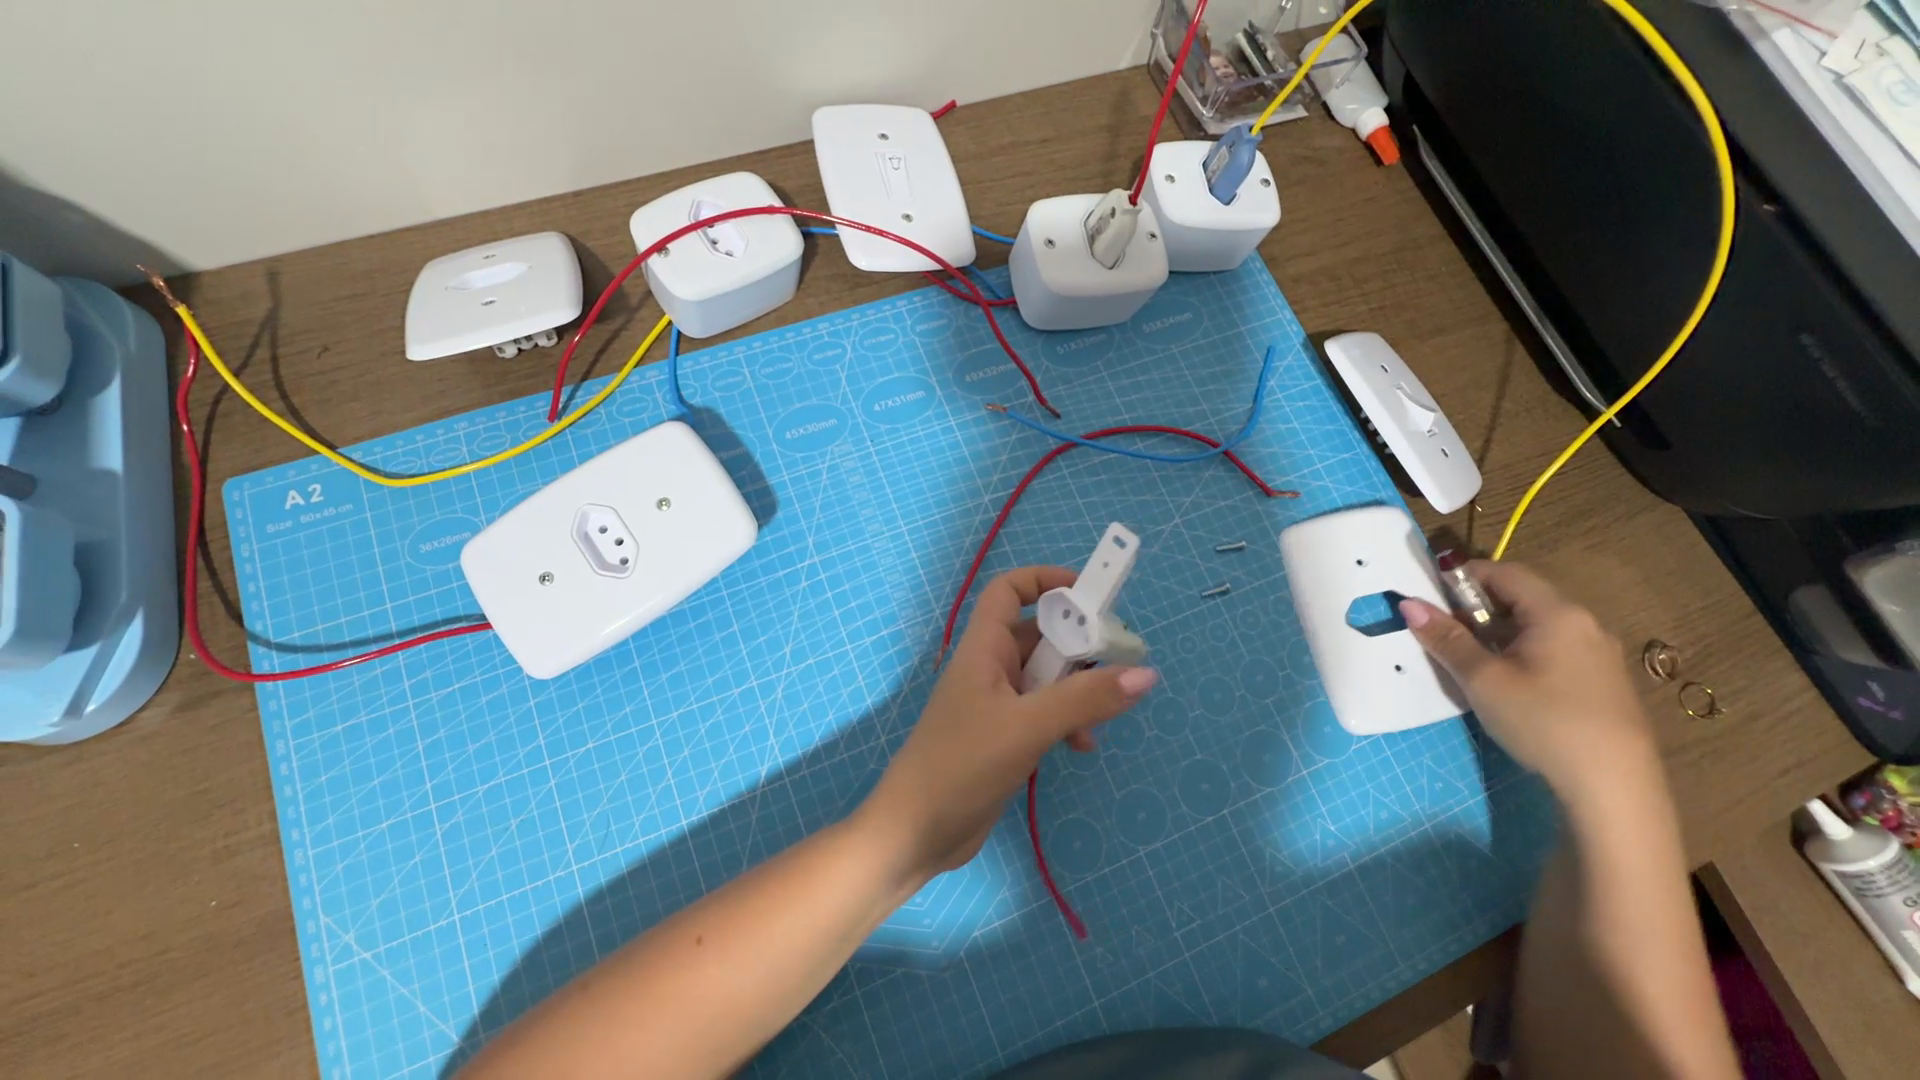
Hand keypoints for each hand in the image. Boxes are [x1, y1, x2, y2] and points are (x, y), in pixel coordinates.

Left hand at [859, 566, 1157, 881]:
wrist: (916, 832)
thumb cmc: (962, 765)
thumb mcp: (1028, 727)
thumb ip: (1085, 699)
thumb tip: (1145, 673)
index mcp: (983, 649)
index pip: (1008, 591)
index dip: (1045, 580)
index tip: (1090, 593)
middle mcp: (990, 669)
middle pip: (1040, 635)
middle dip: (1080, 642)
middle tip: (1123, 656)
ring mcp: (996, 705)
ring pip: (1047, 678)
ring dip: (1079, 688)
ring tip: (1109, 707)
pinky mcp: (1004, 738)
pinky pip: (1045, 714)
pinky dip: (1068, 722)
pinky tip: (1082, 746)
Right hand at [1400, 560, 1657, 800]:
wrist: (1613, 785)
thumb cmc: (1542, 721)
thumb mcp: (1483, 679)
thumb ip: (1446, 639)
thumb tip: (1408, 603)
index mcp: (1557, 613)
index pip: (1505, 572)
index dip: (1463, 576)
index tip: (1429, 596)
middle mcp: (1584, 624)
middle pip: (1522, 598)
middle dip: (1477, 608)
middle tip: (1442, 633)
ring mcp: (1598, 654)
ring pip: (1537, 627)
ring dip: (1498, 634)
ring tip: (1468, 662)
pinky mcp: (1602, 682)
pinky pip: (1554, 650)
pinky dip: (1521, 653)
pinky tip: (1507, 685)